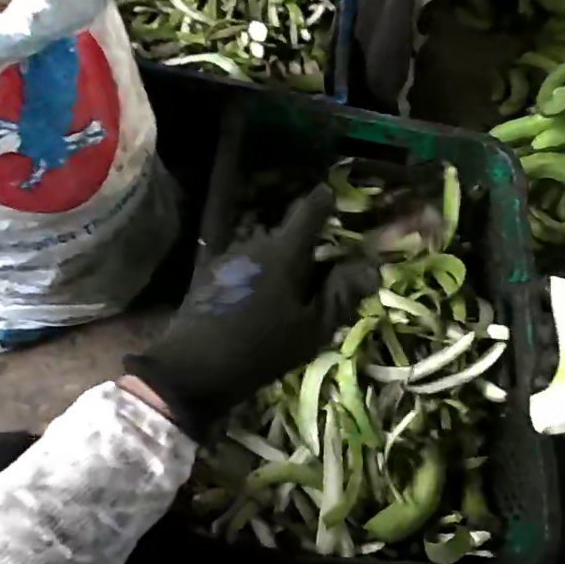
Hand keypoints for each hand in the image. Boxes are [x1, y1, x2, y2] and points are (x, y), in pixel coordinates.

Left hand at [126, 186, 378, 439]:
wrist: (194, 368)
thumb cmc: (262, 350)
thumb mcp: (312, 329)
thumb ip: (341, 294)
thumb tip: (370, 268)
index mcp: (284, 252)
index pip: (308, 212)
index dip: (323, 201)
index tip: (332, 194)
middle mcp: (254, 245)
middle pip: (284, 232)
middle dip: (303, 241)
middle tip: (320, 262)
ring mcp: (227, 258)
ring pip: (261, 248)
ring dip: (277, 258)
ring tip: (289, 283)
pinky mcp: (208, 276)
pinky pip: (241, 264)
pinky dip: (256, 272)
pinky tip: (258, 296)